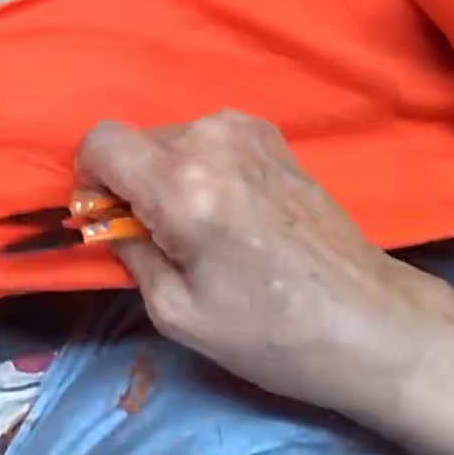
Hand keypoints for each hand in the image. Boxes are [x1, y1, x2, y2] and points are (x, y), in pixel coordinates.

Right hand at [76, 111, 453, 454]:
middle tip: (164, 234)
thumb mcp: (176, 310)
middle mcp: (209, 138)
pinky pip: (208, 136)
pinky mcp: (268, 130)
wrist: (362, 314)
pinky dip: (202, 162)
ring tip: (207, 222)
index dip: (91, 176)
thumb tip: (107, 216)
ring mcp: (243, 127)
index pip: (102, 140)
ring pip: (173, 137)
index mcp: (181, 184)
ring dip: (170, 172)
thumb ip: (128, 248)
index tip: (109, 214)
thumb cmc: (267, 327)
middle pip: (138, 140)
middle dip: (133, 181)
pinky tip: (235, 203)